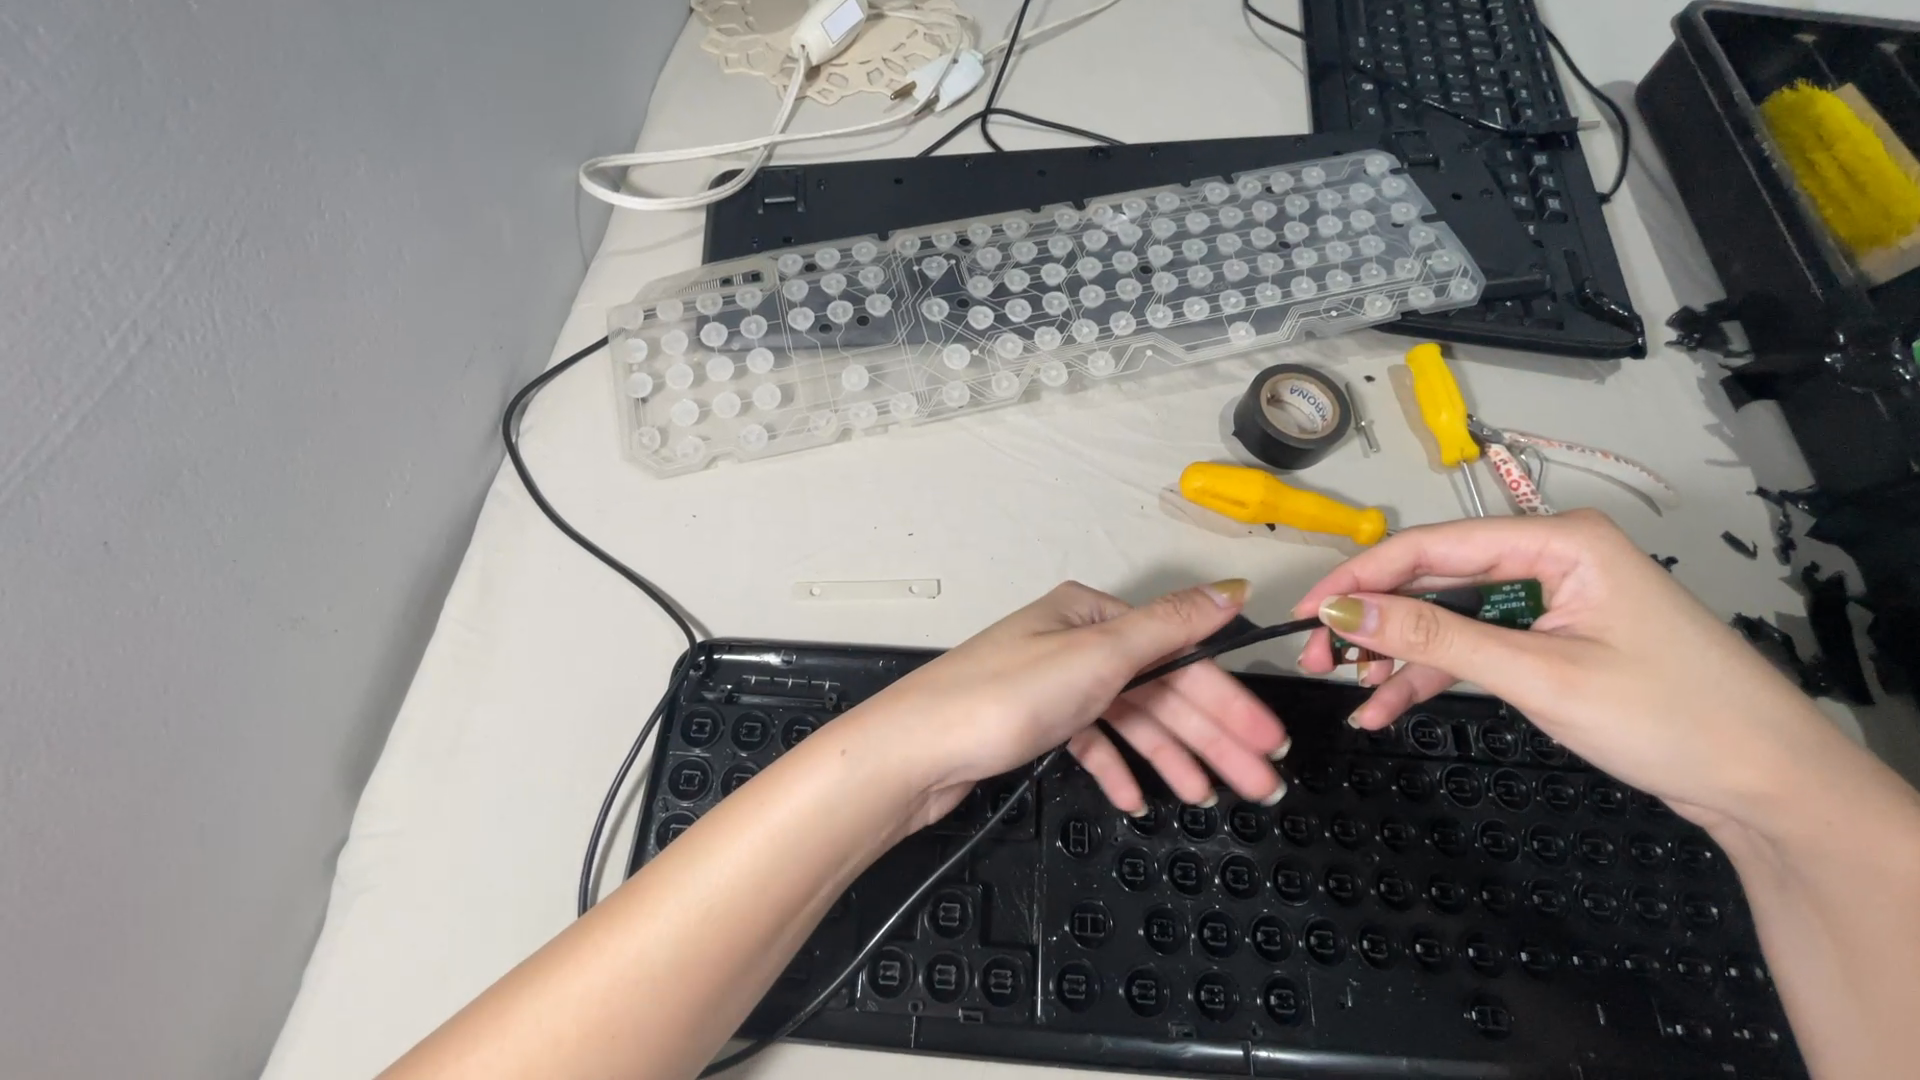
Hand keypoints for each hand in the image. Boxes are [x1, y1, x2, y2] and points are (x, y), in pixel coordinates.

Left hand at [853, 580, 1292, 829]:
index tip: (1267, 743)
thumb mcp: (1094, 656)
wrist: (912, 753)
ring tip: (1208, 797)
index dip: (1226, 701)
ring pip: (1128, 719)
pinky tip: (1139, 798)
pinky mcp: (1034, 722)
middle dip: (1208, 737)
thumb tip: (1228, 589)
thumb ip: (1167, 627)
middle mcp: (1074, 641)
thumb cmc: (999, 699)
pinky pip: (1091, 741)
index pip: (1178, 656)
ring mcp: (1053, 683)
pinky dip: (1117, 767)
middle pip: (1157, 689)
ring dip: (1170, 757)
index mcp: (1090, 614)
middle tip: (1257, 784)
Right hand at [1291, 509, 1834, 831]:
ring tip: (1343, 686)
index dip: (1359, 578)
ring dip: (1392, 655)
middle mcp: (1544, 560)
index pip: (1429, 547)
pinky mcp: (1542, 641)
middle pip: (1429, 582)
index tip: (1305, 612)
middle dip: (1371, 622)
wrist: (1773, 791)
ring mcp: (1542, 602)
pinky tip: (1383, 707)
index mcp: (1555, 542)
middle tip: (1315, 656)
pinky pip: (1466, 650)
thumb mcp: (1538, 675)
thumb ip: (1433, 636)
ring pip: (1440, 619)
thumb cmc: (1671, 717)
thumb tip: (1344, 611)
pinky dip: (1425, 678)